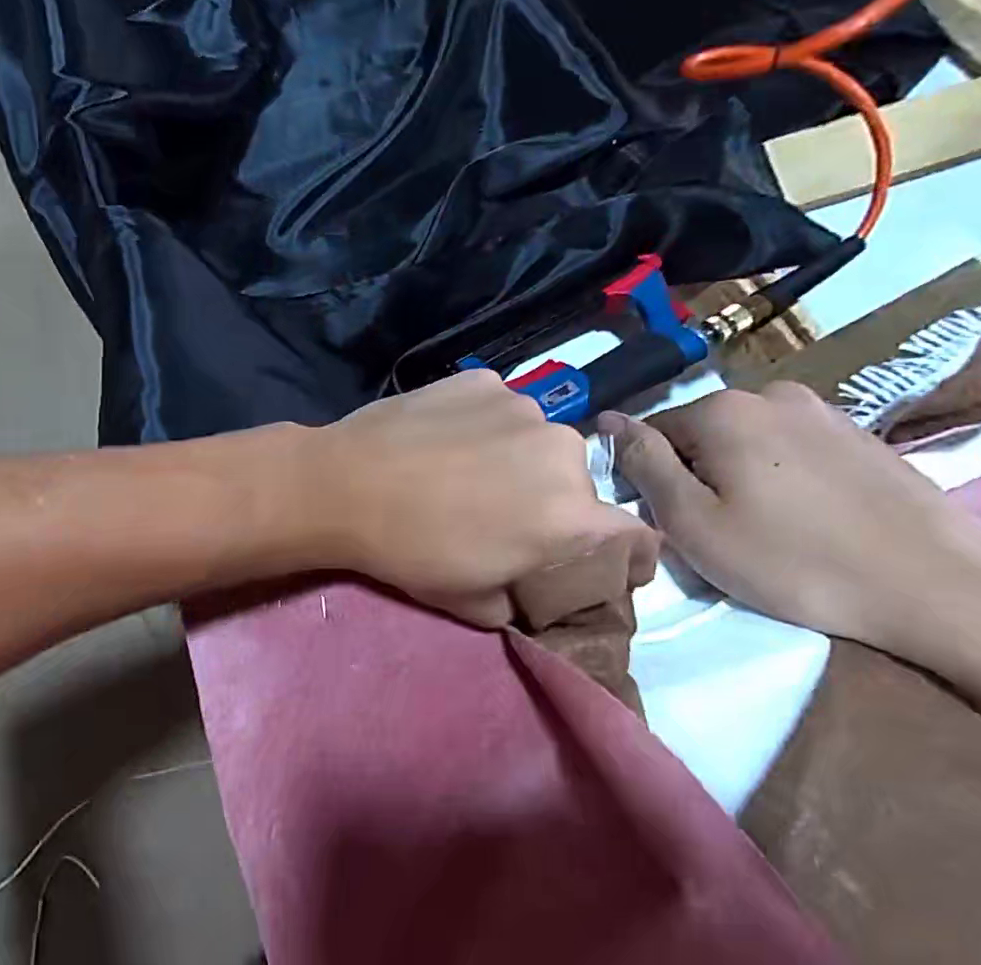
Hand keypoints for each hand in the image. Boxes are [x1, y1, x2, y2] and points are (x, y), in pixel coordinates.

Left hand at [305, 370, 658, 628]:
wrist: (344, 483)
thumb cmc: (410, 549)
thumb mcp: (472, 601)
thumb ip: (521, 601)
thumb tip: (528, 593)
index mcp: (570, 514)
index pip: (636, 536)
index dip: (626, 556)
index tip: (604, 561)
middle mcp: (561, 451)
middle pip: (579, 485)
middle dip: (555, 505)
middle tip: (505, 516)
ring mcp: (521, 406)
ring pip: (539, 441)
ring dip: (520, 460)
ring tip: (468, 472)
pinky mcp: (482, 379)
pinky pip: (501, 408)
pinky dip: (486, 425)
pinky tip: (447, 438)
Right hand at [604, 382, 980, 662]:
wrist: (942, 591)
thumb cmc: (794, 561)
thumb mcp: (694, 522)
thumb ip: (644, 464)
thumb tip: (609, 421)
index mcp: (722, 410)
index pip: (650, 432)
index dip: (650, 477)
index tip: (673, 519)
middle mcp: (770, 394)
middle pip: (700, 432)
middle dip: (696, 471)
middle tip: (719, 528)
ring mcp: (823, 409)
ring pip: (748, 439)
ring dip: (739, 472)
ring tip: (766, 524)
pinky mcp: (863, 434)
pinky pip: (793, 446)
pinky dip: (783, 474)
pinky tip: (807, 515)